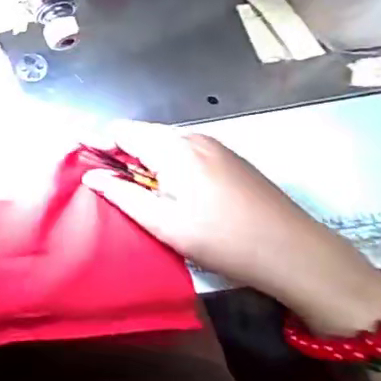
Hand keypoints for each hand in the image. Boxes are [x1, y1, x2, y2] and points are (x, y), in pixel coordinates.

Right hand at [81, 121, 380, 334]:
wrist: (292, 250)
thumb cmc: (220, 239)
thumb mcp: (162, 223)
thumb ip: (122, 194)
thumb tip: (92, 175)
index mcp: (173, 147)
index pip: (122, 130)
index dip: (100, 144)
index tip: (88, 165)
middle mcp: (194, 137)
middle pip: (145, 134)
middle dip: (124, 155)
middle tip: (116, 189)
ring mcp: (216, 146)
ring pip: (167, 144)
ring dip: (148, 162)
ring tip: (146, 197)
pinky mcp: (231, 159)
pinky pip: (188, 152)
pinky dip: (171, 166)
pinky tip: (178, 196)